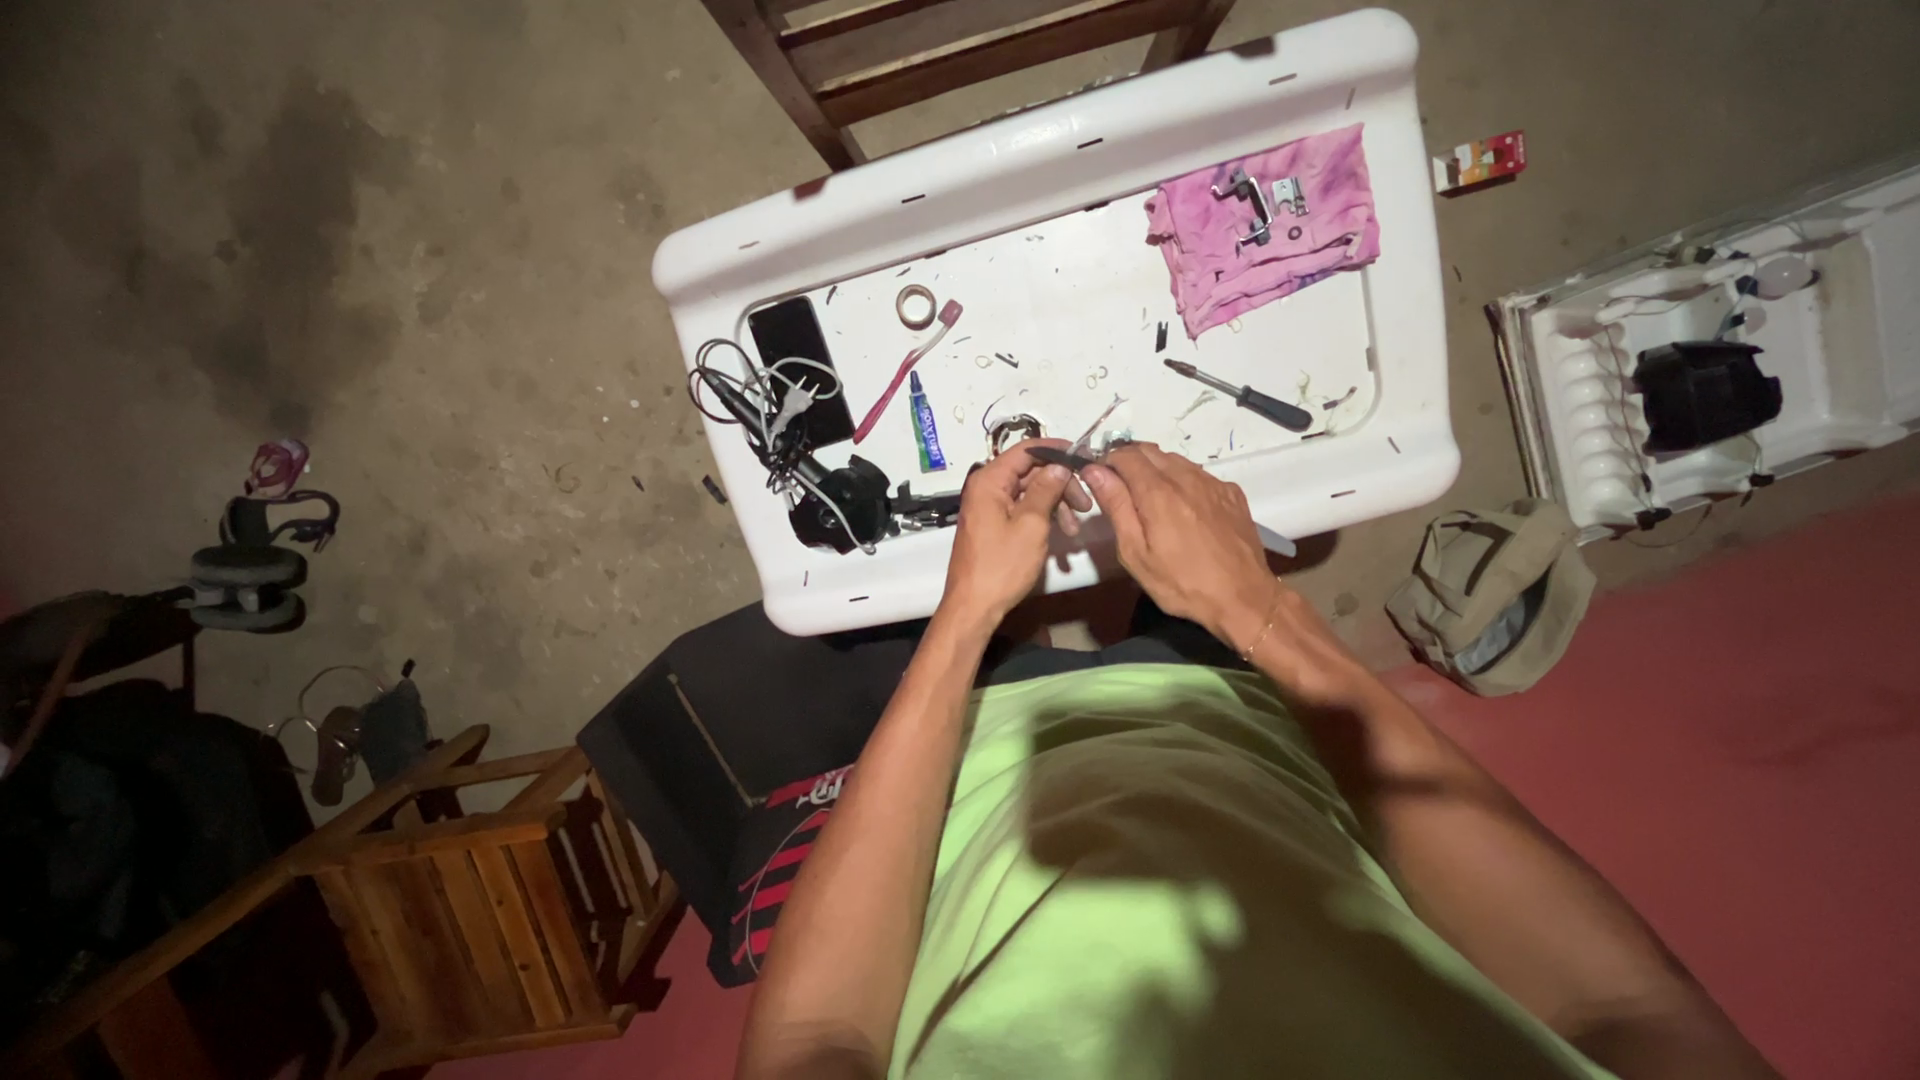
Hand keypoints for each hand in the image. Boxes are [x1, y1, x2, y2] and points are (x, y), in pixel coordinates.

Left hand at [938, 439, 1082, 630]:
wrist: (974, 606)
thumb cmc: (1002, 566)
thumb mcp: (1031, 525)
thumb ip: (1045, 490)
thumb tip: (1059, 465)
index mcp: (989, 481)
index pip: (1026, 450)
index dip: (1056, 450)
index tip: (1084, 458)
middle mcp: (986, 488)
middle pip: (1030, 472)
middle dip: (1060, 485)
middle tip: (1086, 505)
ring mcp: (989, 507)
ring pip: (1029, 493)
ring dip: (1055, 505)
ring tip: (1074, 529)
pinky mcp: (993, 525)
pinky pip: (1021, 510)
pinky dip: (1042, 518)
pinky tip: (1061, 535)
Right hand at [1081, 442, 1283, 650]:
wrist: (1243, 597)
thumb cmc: (1181, 583)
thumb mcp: (1136, 553)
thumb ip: (1116, 507)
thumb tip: (1095, 471)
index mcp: (1158, 492)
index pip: (1125, 456)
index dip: (1107, 462)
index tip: (1099, 479)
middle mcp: (1186, 478)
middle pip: (1149, 451)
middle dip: (1129, 461)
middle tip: (1120, 488)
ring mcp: (1213, 483)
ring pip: (1175, 460)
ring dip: (1155, 468)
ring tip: (1149, 498)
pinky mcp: (1231, 493)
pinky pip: (1199, 474)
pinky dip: (1181, 479)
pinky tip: (1182, 505)